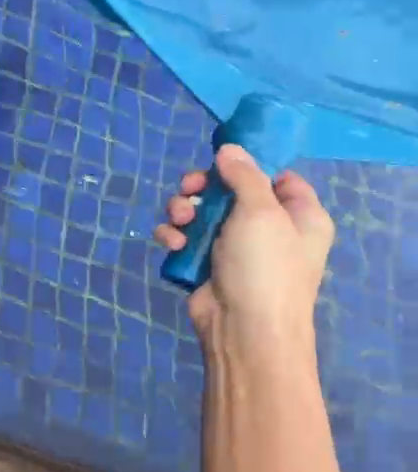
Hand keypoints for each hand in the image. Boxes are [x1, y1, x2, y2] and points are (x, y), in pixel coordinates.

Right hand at [152, 144, 333, 352]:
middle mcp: (269, 227)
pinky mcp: (206, 258)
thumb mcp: (260, 214)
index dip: (248, 167)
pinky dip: (173, 235)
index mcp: (299, 216)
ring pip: (198, 209)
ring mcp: (235, 244)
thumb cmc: (264, 267)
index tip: (220, 161)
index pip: (278, 178)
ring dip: (180, 211)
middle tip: (190, 191)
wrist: (243, 324)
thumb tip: (231, 148)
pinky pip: (183, 233)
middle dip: (200, 189)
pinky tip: (174, 245)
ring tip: (179, 223)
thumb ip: (244, 177)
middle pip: (228, 189)